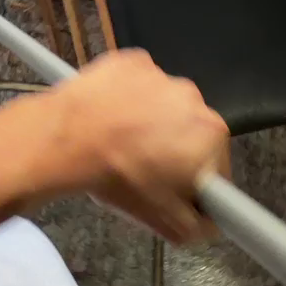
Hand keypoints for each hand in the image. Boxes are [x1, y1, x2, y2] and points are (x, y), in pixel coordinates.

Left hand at [29, 50, 230, 244]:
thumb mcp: (171, 225)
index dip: (197, 181)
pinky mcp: (130, 59)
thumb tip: (211, 219)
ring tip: (120, 137)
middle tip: (142, 164)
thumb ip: (205, 226)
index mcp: (211, 133)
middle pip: (189, 129)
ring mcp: (159, 73)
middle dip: (173, 146)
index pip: (217, 164)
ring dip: (149, 117)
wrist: (69, 136)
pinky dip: (128, 93)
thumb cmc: (120, 176)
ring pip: (162, 102)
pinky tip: (110, 111)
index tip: (173, 187)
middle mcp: (192, 96)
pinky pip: (137, 80)